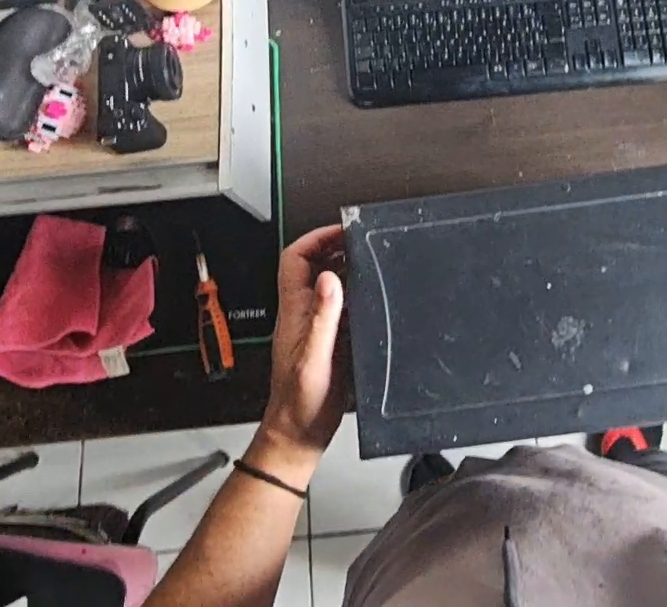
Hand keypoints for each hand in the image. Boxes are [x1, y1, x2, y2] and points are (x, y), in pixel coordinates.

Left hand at [257, 226, 348, 471]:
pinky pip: (342, 304)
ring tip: (370, 257)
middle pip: (312, 264)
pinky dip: (356, 291)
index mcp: (294, 311)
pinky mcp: (331, 339)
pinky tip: (372, 293)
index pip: (294, 259)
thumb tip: (327, 278)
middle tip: (361, 238)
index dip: (315, 238)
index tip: (340, 230)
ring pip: (327, 282)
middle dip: (334, 246)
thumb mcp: (312, 360)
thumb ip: (321, 319)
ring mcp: (317, 324)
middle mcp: (303, 312)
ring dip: (346, 266)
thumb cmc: (300, 405)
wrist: (300, 436)